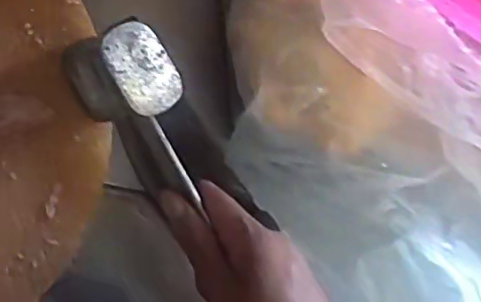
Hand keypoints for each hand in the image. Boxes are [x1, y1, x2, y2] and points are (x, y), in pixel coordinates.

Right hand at [160, 182, 328, 301]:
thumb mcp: (217, 284)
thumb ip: (195, 239)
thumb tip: (171, 197)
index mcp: (254, 230)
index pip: (209, 191)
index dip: (188, 201)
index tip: (179, 225)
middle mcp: (278, 234)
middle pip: (230, 219)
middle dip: (213, 237)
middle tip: (206, 272)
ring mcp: (298, 259)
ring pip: (250, 242)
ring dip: (235, 257)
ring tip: (230, 291)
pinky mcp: (309, 283)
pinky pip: (270, 262)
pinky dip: (257, 273)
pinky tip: (255, 298)